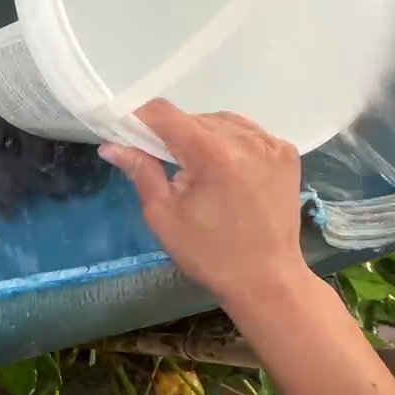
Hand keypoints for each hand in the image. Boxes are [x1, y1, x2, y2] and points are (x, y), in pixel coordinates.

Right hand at [100, 104, 309, 317]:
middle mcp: (245, 140)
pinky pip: (245, 131)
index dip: (140, 119)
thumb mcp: (163, 215)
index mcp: (212, 154)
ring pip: (218, 121)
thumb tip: (110, 146)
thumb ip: (140, 171)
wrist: (269, 280)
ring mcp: (270, 144)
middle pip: (191, 117)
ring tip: (195, 168)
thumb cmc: (209, 253)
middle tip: (160, 162)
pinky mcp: (285, 153)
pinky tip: (223, 167)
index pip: (165, 113)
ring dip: (199, 136)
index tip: (127, 134)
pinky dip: (227, 141)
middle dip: (170, 134)